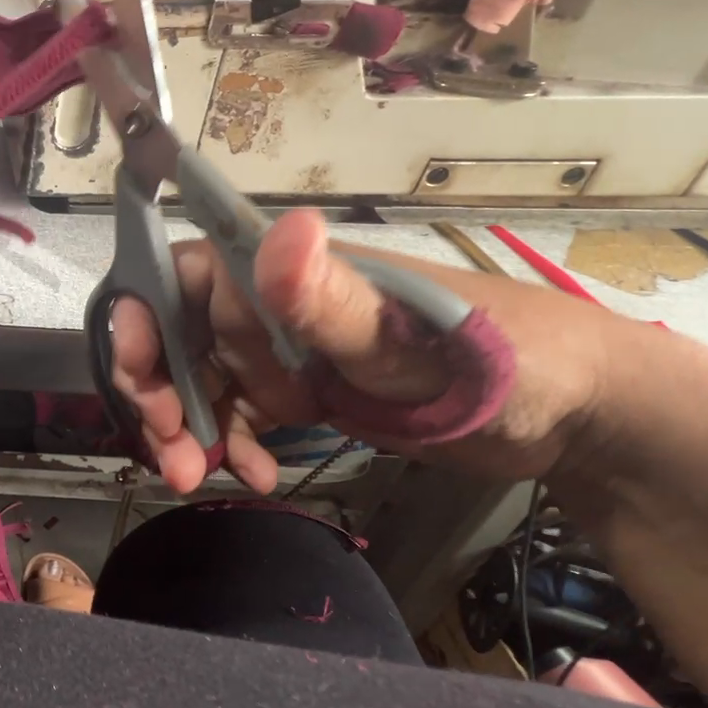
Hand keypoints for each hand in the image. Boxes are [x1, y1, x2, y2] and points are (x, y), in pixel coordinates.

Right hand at [110, 210, 616, 494]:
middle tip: (170, 451)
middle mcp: (264, 303)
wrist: (570, 415)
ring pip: (194, 383)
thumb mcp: (405, 336)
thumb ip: (329, 296)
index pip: (173, 279)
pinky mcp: (292, 391)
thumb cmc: (495, 357)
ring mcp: (275, 349)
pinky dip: (230, 449)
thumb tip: (283, 230)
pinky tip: (255, 477)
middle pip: (171, 339)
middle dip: (158, 394)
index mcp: (277, 271)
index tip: (137, 375)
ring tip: (193, 477)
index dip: (137, 321)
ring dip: (184, 431)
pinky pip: (233, 416)